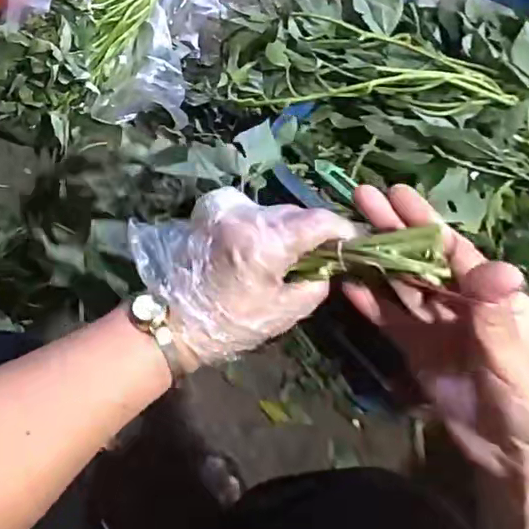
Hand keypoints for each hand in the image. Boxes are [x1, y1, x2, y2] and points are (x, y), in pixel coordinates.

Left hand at [129, 187, 356, 369]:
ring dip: (287, 226)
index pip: (318, 220)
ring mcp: (225, 206)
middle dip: (314, 230)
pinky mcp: (210, 207)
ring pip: (272, 210)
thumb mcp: (283, 311)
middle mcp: (246, 213)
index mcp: (265, 239)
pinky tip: (261, 244)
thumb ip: (314, 283)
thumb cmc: (230, 322)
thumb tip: (330, 265)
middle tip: (327, 252)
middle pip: (295, 212)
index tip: (354, 242)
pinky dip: (261, 222)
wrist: (174, 317)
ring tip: (294, 251)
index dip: (342, 229)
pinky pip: (249, 209)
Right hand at [338, 183, 528, 474]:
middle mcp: (461, 303)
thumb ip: (497, 312)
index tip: (394, 192)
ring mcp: (437, 326)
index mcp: (492, 296)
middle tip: (360, 196)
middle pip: (419, 259)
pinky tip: (347, 283)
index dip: (423, 220)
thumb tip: (500, 266)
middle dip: (390, 229)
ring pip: (400, 284)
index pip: (451, 249)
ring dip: (374, 259)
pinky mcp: (417, 351)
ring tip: (344, 234)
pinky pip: (389, 319)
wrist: (525, 464)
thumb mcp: (518, 356)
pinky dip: (369, 302)